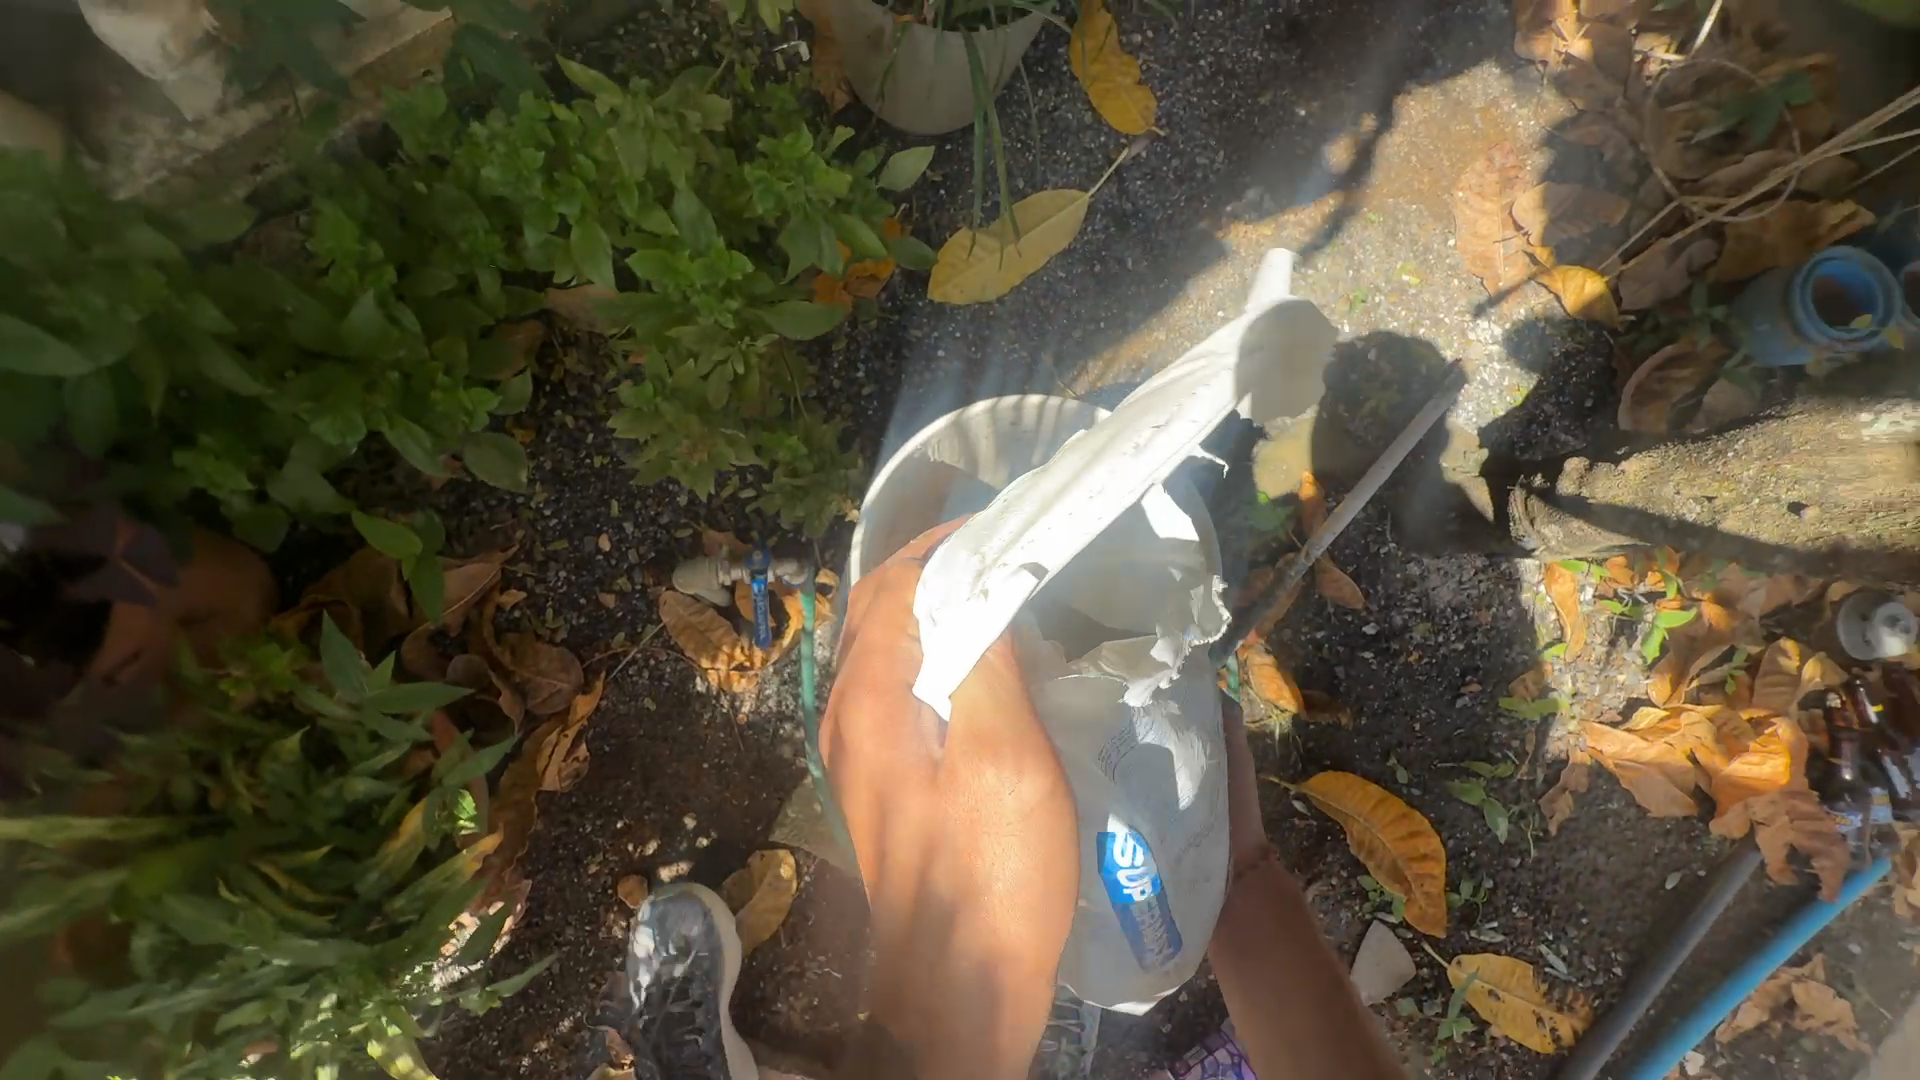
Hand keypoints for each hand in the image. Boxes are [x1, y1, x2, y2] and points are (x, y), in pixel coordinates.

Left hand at [822, 521, 1077, 1079]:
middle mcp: (844, 712)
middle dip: (932, 566)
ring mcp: (853, 745)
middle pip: (876, 608)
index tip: (999, 526)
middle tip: (997, 550)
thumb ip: (986, 663)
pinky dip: (927, 647)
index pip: (892, 585)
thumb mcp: (1006, 758)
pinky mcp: (876, 771)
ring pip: (880, 643)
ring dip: (928, 604)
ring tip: (990, 589)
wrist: (956, 986)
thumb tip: (982, 589)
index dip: (943, 544)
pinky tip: (973, 657)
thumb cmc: (991, 874)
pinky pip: (892, 681)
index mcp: (869, 699)